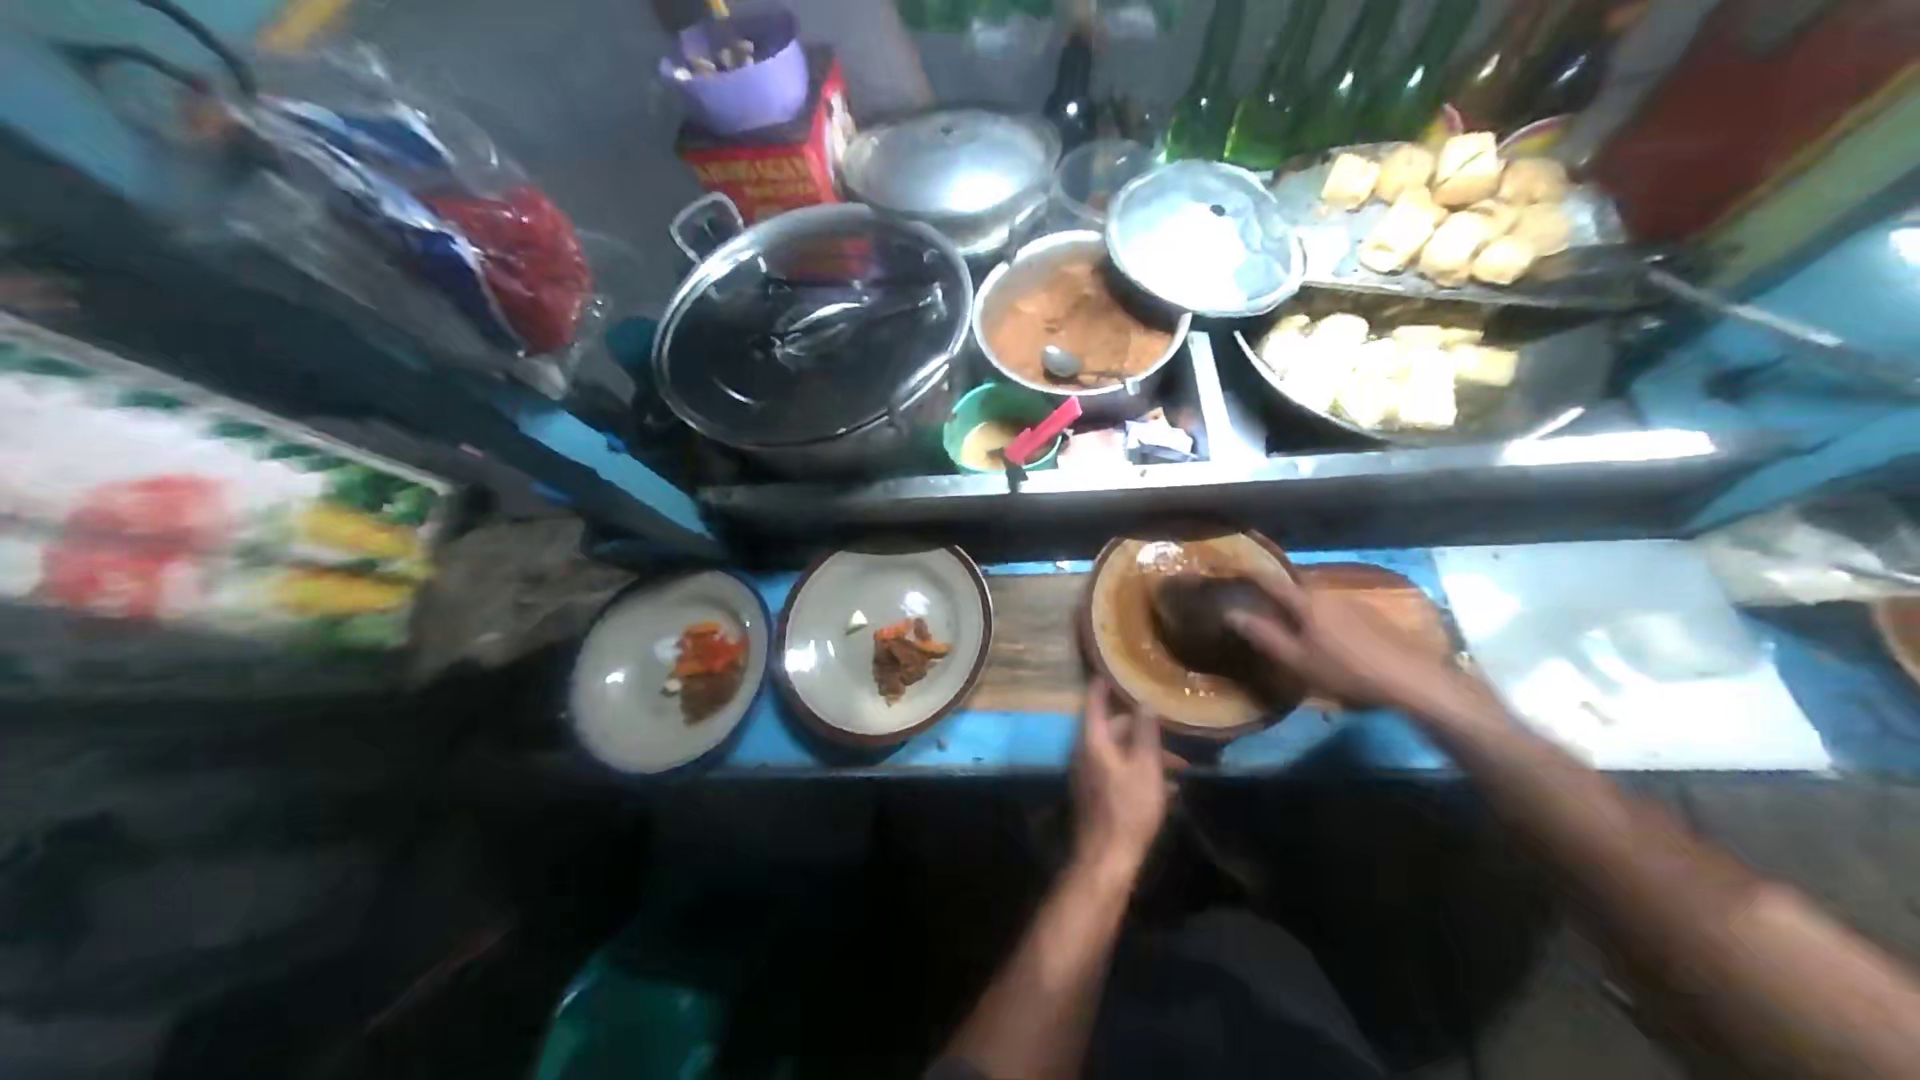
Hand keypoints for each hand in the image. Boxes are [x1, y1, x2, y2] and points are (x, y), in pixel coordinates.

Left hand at [1070, 678, 1180, 876]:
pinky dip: (1140, 773)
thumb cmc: (1129, 809)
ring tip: (1180, 768)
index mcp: (1093, 741)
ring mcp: (1088, 774)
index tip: (1114, 668)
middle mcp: (1085, 753)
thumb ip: (1144, 733)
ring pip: (1119, 752)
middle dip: (1141, 728)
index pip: (1095, 701)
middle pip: (1112, 729)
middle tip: (1170, 728)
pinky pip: (1118, 772)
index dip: (1104, 684)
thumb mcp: (1146, 767)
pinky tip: (1168, 788)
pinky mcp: (1096, 793)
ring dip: (1147, 755)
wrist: (1107, 858)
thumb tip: (1144, 702)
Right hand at [1224, 572, 1457, 711]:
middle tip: (1258, 602)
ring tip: (1287, 620)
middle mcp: (1326, 592)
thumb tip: (1230, 613)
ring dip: (1298, 603)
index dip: (1249, 575)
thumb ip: (1263, 635)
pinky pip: (1332, 606)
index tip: (1231, 572)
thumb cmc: (1346, 669)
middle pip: (1294, 585)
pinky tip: (1322, 633)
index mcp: (1305, 600)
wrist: (1411, 678)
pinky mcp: (1369, 614)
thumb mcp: (1297, 660)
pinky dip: (1319, 613)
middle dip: (1275, 590)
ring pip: (1314, 596)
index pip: (1270, 580)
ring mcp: (1351, 601)